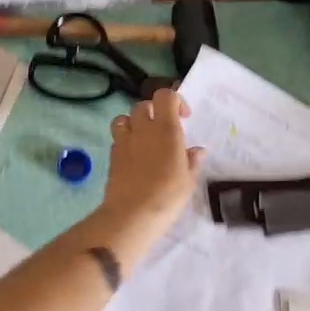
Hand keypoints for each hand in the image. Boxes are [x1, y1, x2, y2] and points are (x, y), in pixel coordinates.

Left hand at [100, 89, 203, 242]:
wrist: (132, 214)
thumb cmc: (167, 195)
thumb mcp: (189, 180)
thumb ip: (192, 161)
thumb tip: (197, 151)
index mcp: (165, 129)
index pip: (165, 96)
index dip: (175, 100)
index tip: (184, 117)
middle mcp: (142, 129)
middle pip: (143, 105)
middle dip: (155, 111)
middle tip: (165, 130)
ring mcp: (124, 140)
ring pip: (125, 117)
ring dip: (135, 123)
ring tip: (146, 139)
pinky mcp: (112, 154)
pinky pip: (118, 137)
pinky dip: (126, 140)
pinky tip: (135, 157)